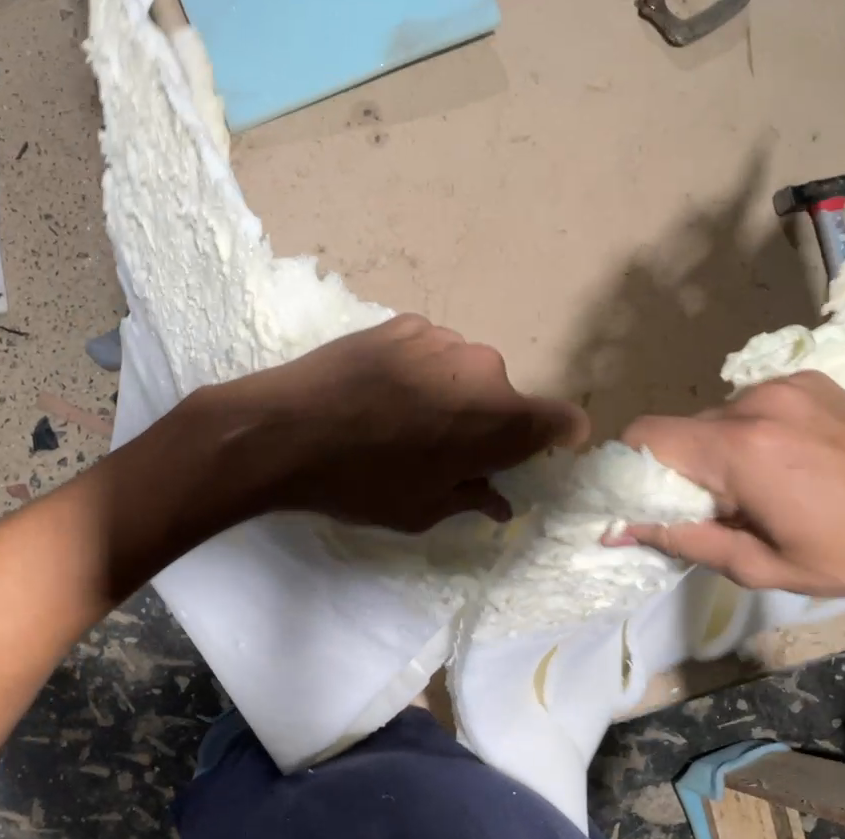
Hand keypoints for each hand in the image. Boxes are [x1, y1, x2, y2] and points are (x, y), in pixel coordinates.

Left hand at [189, 314, 588, 532]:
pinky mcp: (401, 323)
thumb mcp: (420, 509)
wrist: (284, 430)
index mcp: (499, 419)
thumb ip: (471, 499)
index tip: (535, 453)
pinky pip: (429, 353)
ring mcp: (440, 339)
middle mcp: (482, 368)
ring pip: (464, 373)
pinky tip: (379, 394)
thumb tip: (500, 500)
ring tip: (399, 421)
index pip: (560, 421)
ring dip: (450, 396)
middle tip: (442, 451)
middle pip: (503, 399)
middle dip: (486, 424)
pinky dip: (418, 373)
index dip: (555, 439)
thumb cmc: (360, 483)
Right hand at [604, 372, 844, 644]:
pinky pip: (749, 406)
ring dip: (711, 452)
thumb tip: (615, 530)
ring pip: (712, 418)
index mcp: (743, 449)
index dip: (627, 468)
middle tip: (705, 510)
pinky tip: (780, 465)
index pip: (644, 436)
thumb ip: (679, 539)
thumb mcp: (756, 565)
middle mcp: (760, 403)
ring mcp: (790, 387)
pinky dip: (744, 434)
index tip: (639, 502)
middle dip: (674, 469)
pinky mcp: (814, 383)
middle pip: (678, 429)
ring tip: (752, 491)